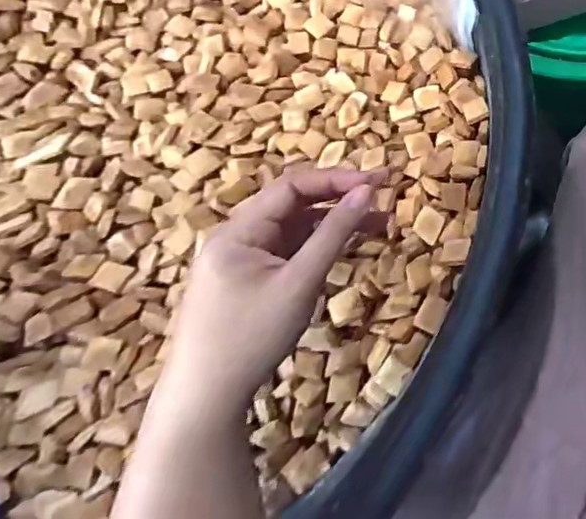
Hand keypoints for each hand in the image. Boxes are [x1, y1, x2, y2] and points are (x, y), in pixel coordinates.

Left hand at [155, 166, 383, 418]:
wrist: (203, 406)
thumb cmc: (249, 338)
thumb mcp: (300, 282)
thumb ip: (335, 232)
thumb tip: (367, 190)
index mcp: (237, 231)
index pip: (292, 186)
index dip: (337, 178)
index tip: (378, 181)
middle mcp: (236, 238)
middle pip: (294, 203)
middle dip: (339, 197)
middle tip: (382, 195)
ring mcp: (241, 260)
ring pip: (295, 227)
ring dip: (334, 222)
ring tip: (378, 223)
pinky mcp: (250, 281)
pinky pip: (290, 249)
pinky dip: (320, 244)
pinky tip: (348, 246)